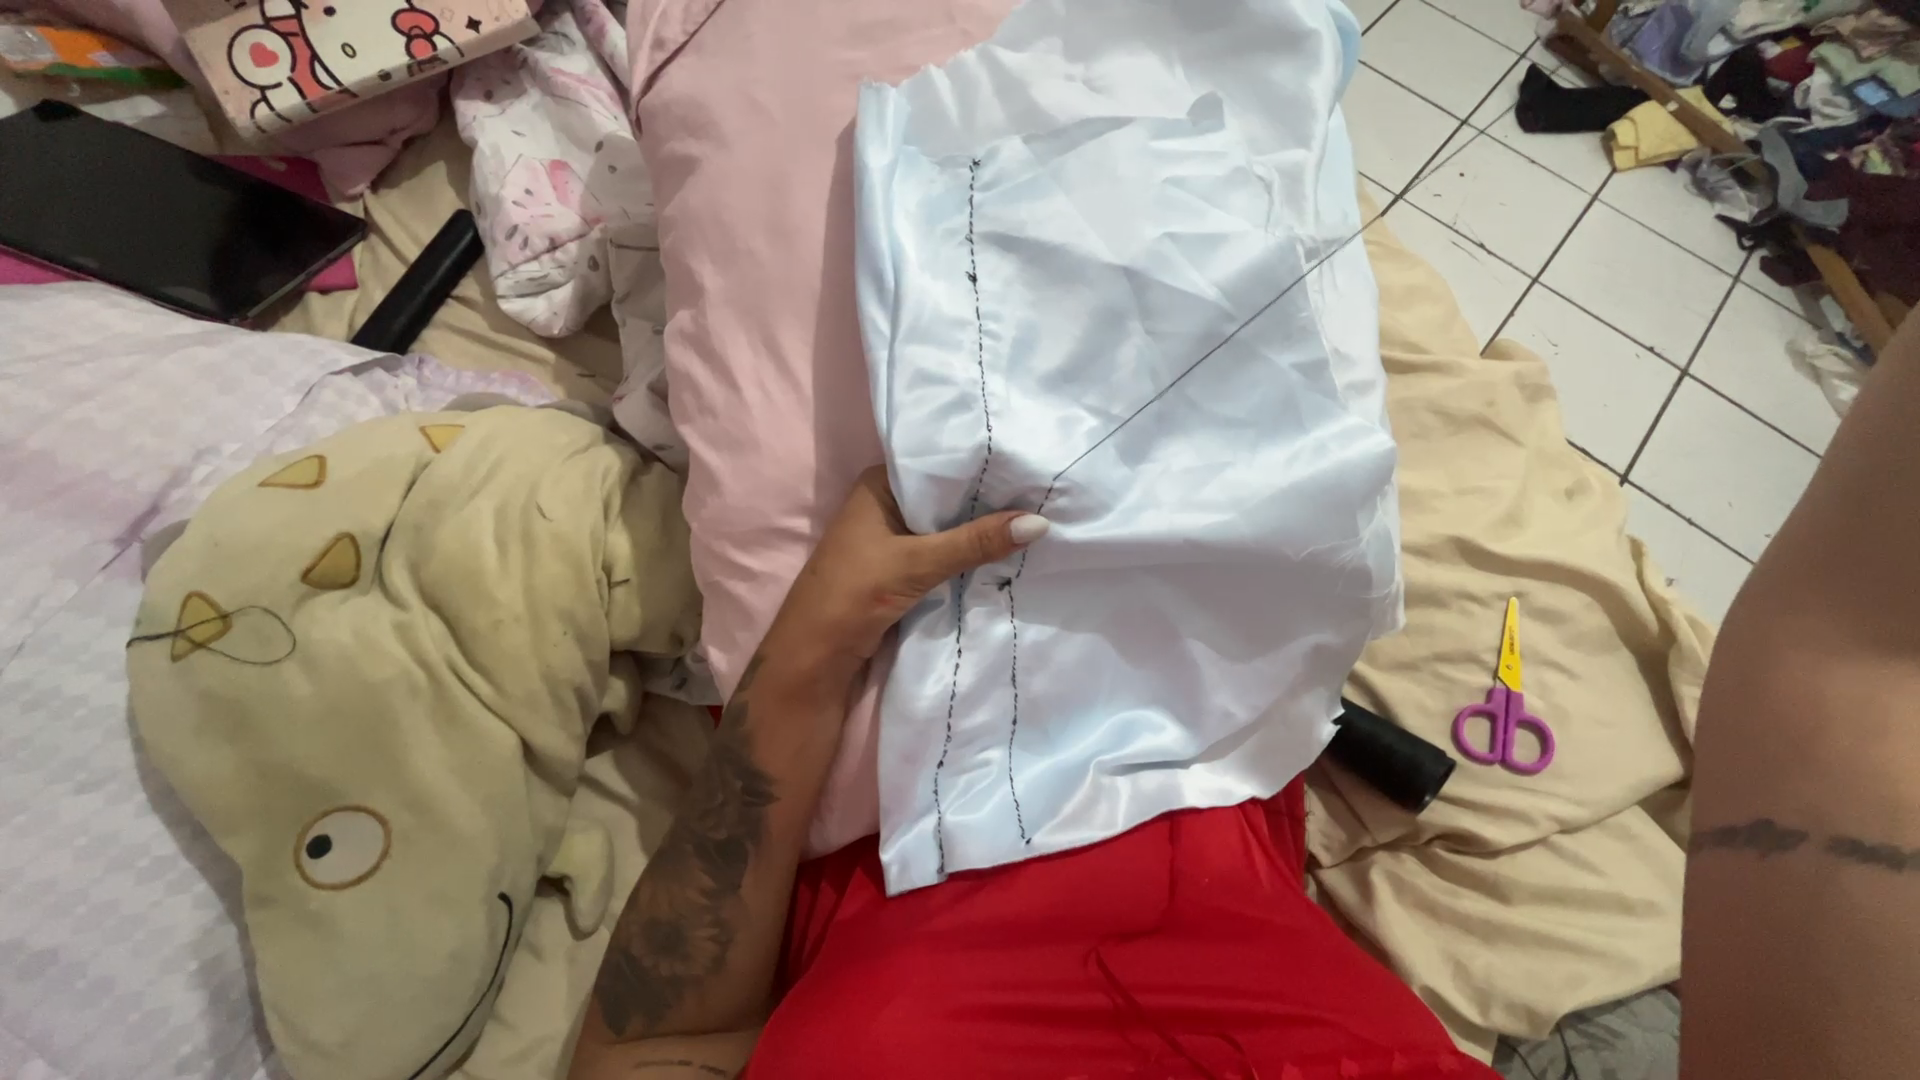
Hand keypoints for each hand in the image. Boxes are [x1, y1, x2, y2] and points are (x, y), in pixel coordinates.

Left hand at [760, 466, 1049, 688]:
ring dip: (980, 529)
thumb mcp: (918, 563)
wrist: (816, 656)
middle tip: (1044, 490)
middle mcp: (886, 503)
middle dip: (987, 499)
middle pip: (947, 495)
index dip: (981, 463)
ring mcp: (893, 536)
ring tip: (1037, 514)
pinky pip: (943, 551)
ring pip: (947, 526)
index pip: (939, 462)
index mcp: (879, 484)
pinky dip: (968, 553)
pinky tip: (1006, 549)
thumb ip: (976, 542)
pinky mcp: (901, 566)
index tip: (1029, 460)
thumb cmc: (854, 594)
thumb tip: (1040, 522)